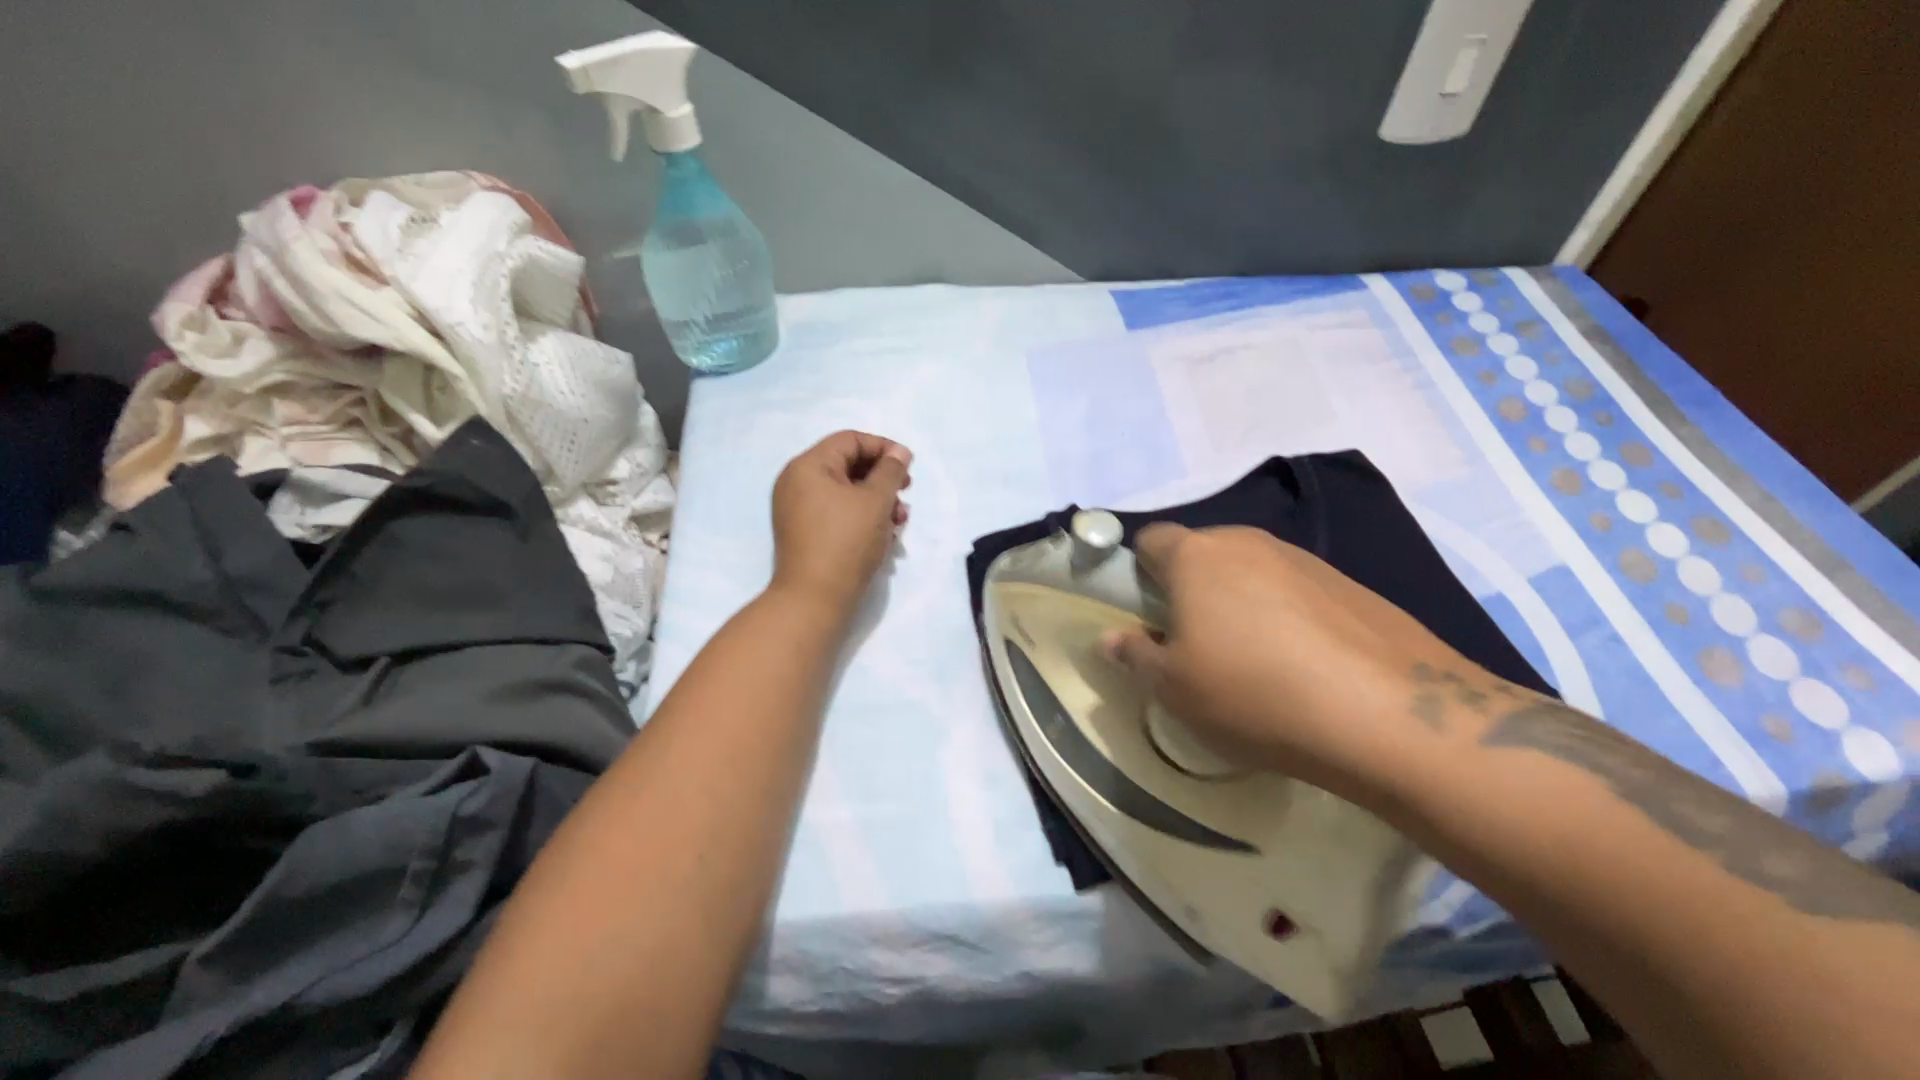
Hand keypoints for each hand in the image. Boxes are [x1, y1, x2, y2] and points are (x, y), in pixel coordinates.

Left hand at [769, 431, 912, 619]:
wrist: (814, 599)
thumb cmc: (846, 542)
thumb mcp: (875, 501)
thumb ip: (891, 471)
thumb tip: (899, 452)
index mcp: (808, 466)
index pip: (850, 440)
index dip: (883, 448)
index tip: (909, 468)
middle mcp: (797, 482)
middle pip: (847, 465)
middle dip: (882, 479)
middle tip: (905, 495)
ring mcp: (798, 509)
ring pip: (845, 492)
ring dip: (877, 501)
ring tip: (899, 523)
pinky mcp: (804, 533)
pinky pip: (836, 512)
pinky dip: (861, 517)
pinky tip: (883, 536)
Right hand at [1102, 524, 1508, 800]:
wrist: (1385, 713)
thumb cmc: (1253, 693)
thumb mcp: (1174, 689)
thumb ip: (1136, 656)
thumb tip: (1113, 638)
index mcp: (1196, 556)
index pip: (1149, 540)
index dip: (1138, 574)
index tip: (1146, 619)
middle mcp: (1249, 542)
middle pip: (1203, 554)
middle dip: (1190, 591)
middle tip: (1195, 648)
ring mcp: (1305, 560)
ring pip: (1252, 573)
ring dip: (1241, 605)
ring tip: (1254, 665)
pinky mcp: (1349, 585)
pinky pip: (1296, 593)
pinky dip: (1287, 619)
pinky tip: (1302, 668)